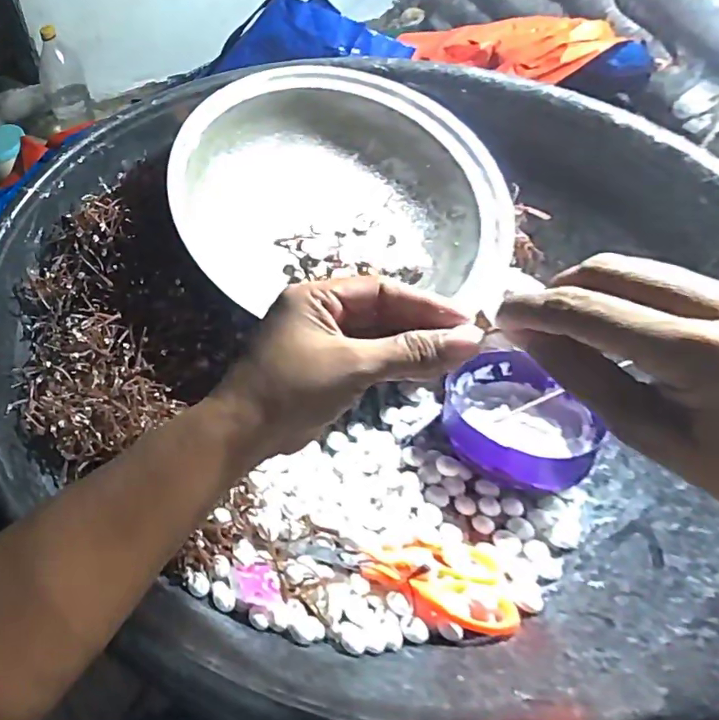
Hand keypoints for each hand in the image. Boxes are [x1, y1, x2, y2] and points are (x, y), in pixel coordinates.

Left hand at [211, 276, 482, 466]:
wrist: (246, 429)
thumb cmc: (292, 388)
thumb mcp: (354, 365)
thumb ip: (410, 351)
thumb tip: (471, 340)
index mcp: (314, 297)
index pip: (379, 290)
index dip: (425, 304)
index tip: (469, 321)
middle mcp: (317, 312)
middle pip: (381, 312)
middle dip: (423, 327)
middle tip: (472, 343)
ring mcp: (321, 340)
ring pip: (377, 336)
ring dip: (414, 347)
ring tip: (458, 360)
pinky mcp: (325, 366)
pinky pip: (369, 357)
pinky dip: (396, 364)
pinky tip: (427, 373)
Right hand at [496, 253, 718, 610]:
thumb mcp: (665, 443)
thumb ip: (589, 381)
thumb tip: (527, 338)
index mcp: (707, 355)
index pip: (586, 308)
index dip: (528, 309)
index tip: (493, 320)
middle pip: (613, 269)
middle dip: (557, 289)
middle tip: (532, 324)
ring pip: (646, 271)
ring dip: (594, 290)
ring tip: (575, 329)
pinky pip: (681, 288)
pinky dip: (635, 301)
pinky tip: (631, 337)